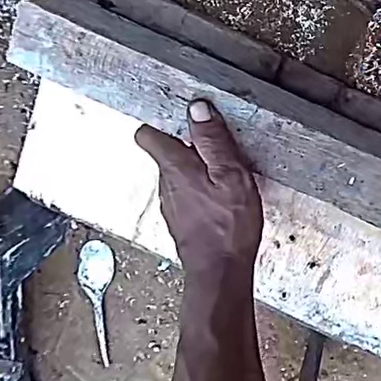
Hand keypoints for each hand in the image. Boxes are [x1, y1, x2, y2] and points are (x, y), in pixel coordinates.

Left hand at [135, 99, 263, 272]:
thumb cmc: (229, 225)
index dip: (163, 123)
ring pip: (179, 175)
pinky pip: (188, 194)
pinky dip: (202, 190)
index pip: (148, 135)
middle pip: (167, 153)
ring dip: (198, 169)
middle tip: (219, 146)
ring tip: (226, 174)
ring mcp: (172, 205)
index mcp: (175, 166)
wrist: (221, 273)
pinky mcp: (182, 220)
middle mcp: (166, 184)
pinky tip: (224, 199)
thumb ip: (214, 140)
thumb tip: (197, 108)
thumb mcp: (232, 174)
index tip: (185, 118)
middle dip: (188, 145)